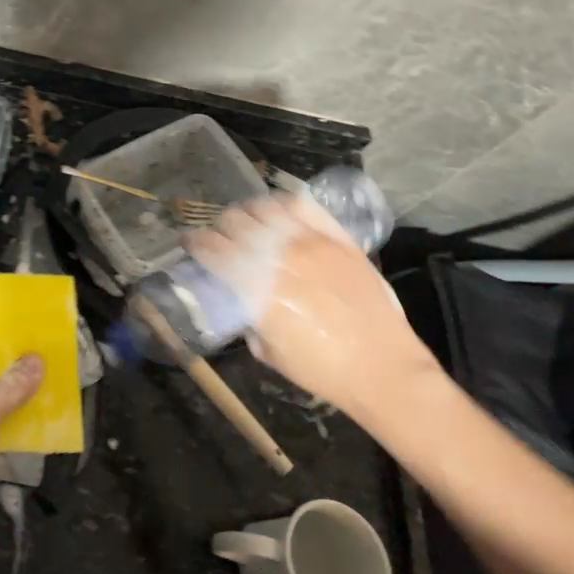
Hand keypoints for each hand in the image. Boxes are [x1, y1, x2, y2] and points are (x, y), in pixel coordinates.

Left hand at [0, 354, 43, 568]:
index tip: (36, 340)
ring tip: (61, 388)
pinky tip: (50, 426)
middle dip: (20, 377)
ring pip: (1, 414)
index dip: (3, 350)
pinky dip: (24, 434)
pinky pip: (5, 442)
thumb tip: (36, 358)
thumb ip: (8, 388)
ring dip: (25, 405)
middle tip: (57, 363)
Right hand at [189, 194, 436, 413]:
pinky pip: (302, 204)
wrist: (383, 368)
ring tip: (247, 224)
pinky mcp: (337, 238)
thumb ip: (247, 318)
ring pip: (264, 206)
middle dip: (218, 229)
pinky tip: (277, 214)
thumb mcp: (268, 352)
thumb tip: (239, 300)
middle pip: (234, 222)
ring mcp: (311, 242)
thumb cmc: (322, 371)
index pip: (212, 248)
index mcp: (257, 288)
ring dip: (247, 213)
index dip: (194, 242)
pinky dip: (281, 203)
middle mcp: (280, 257)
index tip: (190, 244)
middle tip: (219, 240)